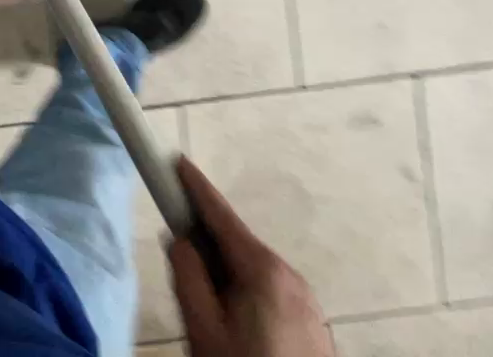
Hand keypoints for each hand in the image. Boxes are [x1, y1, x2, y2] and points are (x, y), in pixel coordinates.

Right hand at [169, 158, 333, 356]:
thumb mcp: (202, 330)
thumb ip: (188, 276)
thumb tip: (182, 239)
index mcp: (263, 270)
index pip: (221, 215)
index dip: (196, 187)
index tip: (176, 161)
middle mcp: (291, 277)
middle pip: (239, 246)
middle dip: (209, 244)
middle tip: (181, 259)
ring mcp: (308, 304)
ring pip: (255, 273)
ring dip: (229, 276)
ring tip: (209, 314)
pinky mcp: (316, 329)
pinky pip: (273, 296)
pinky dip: (249, 297)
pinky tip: (237, 332)